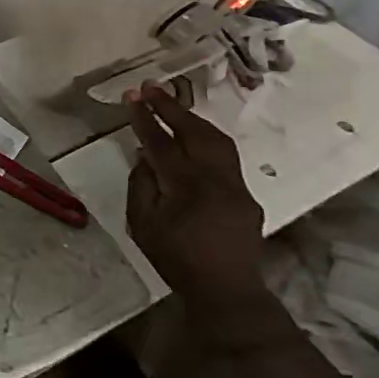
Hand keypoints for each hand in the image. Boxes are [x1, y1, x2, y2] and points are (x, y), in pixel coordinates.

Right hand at [125, 83, 266, 311]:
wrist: (226, 290)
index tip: (132, 96)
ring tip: (172, 105)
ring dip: (193, 120)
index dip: (145, 118)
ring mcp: (237, 187)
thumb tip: (145, 156)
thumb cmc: (174, 258)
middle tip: (151, 87)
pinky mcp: (246, 195)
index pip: (162, 143)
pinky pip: (225, 158)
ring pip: (218, 141)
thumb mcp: (142, 222)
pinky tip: (191, 139)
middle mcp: (217, 180)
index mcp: (187, 187)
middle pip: (197, 133)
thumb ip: (142, 184)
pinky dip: (206, 140)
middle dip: (172, 108)